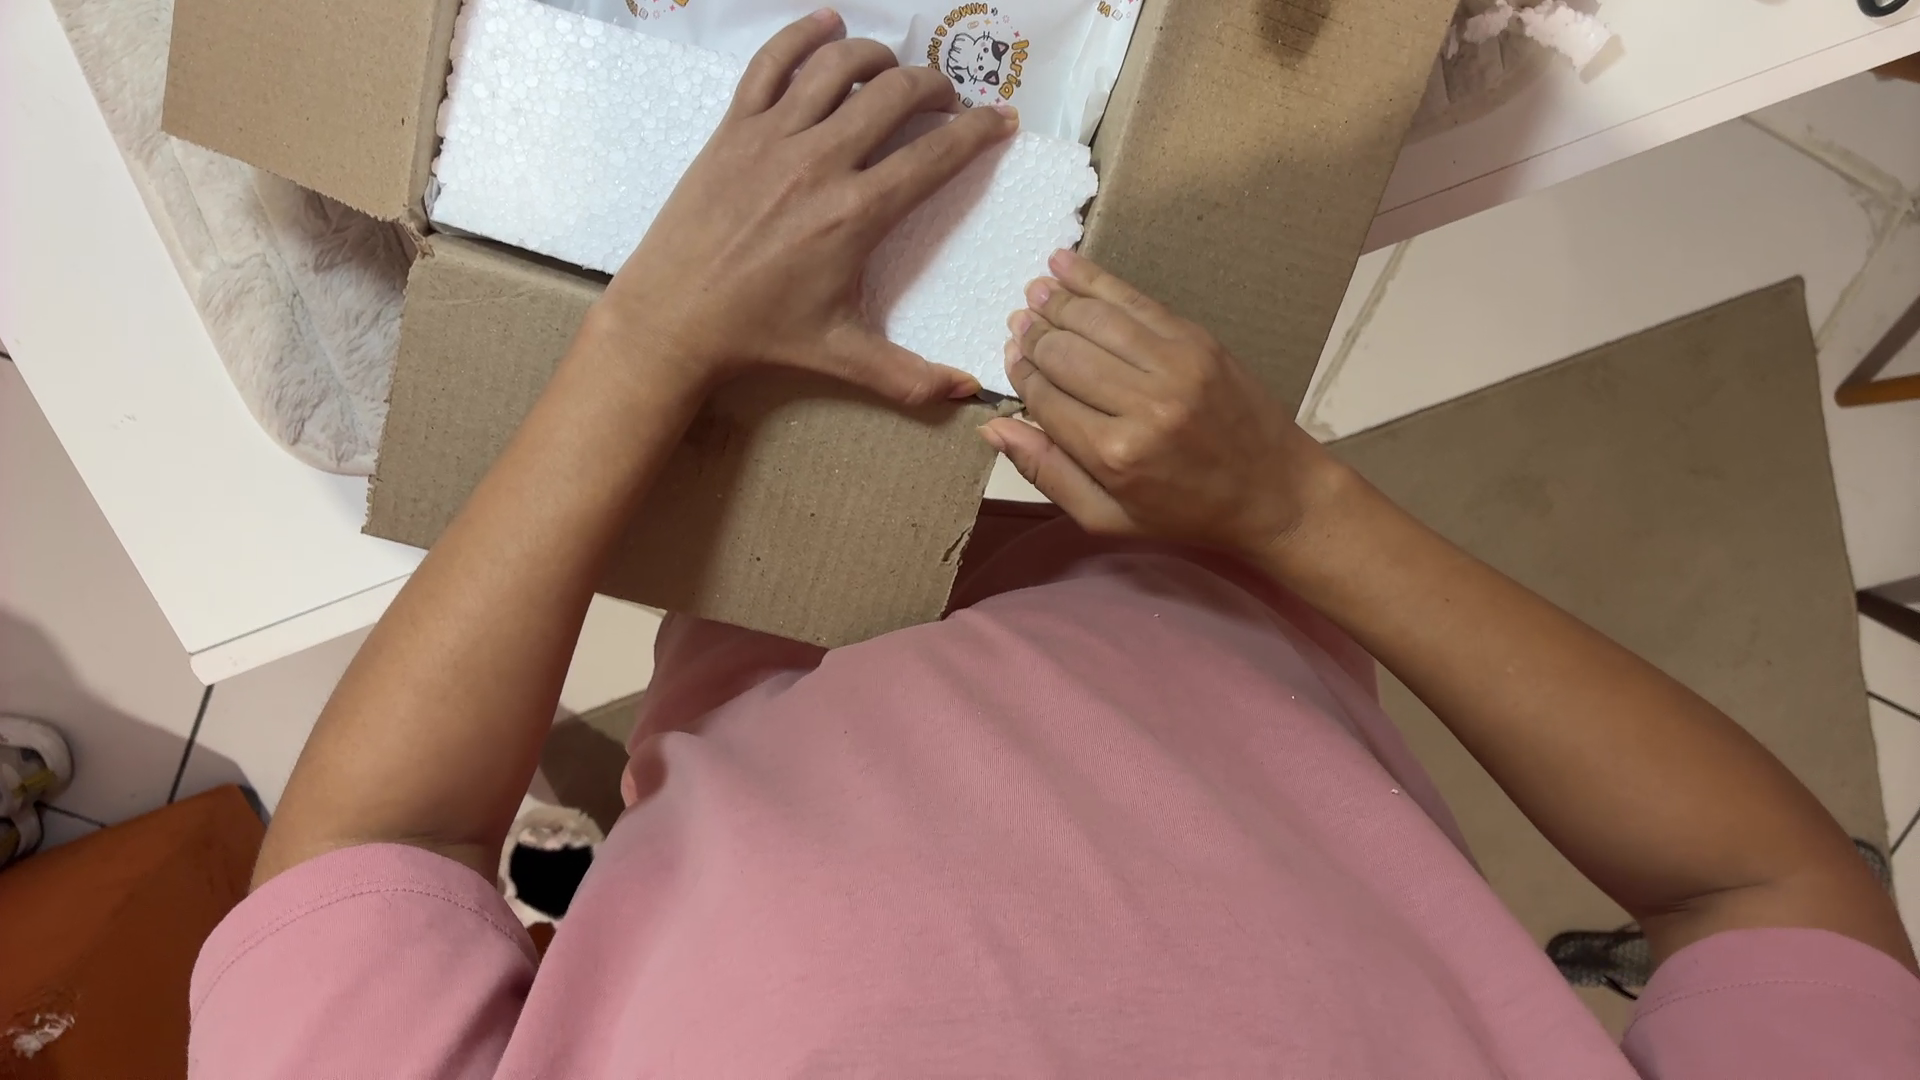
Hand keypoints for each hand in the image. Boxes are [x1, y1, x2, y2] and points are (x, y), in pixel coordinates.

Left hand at [596, 9, 1016, 404]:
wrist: (676, 316)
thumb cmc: (763, 335)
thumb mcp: (843, 356)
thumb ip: (910, 378)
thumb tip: (967, 394)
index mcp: (855, 214)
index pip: (934, 156)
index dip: (977, 132)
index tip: (1001, 120)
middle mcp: (820, 161)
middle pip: (896, 95)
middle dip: (935, 88)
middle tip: (948, 101)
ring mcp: (773, 135)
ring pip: (840, 65)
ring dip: (880, 57)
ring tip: (896, 70)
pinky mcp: (734, 125)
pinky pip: (773, 59)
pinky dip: (805, 32)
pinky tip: (830, 23)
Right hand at [982, 250, 1347, 559]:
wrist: (1275, 493)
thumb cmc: (1184, 514)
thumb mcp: (1107, 518)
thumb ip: (1048, 473)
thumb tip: (993, 427)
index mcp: (1113, 455)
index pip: (1045, 397)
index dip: (1020, 374)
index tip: (1010, 359)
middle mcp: (1141, 404)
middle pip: (1064, 353)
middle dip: (1033, 337)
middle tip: (1018, 325)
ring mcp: (1174, 365)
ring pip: (1094, 320)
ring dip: (1057, 303)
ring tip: (1035, 293)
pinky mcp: (1198, 340)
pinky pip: (1134, 301)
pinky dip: (1096, 280)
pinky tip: (1066, 265)